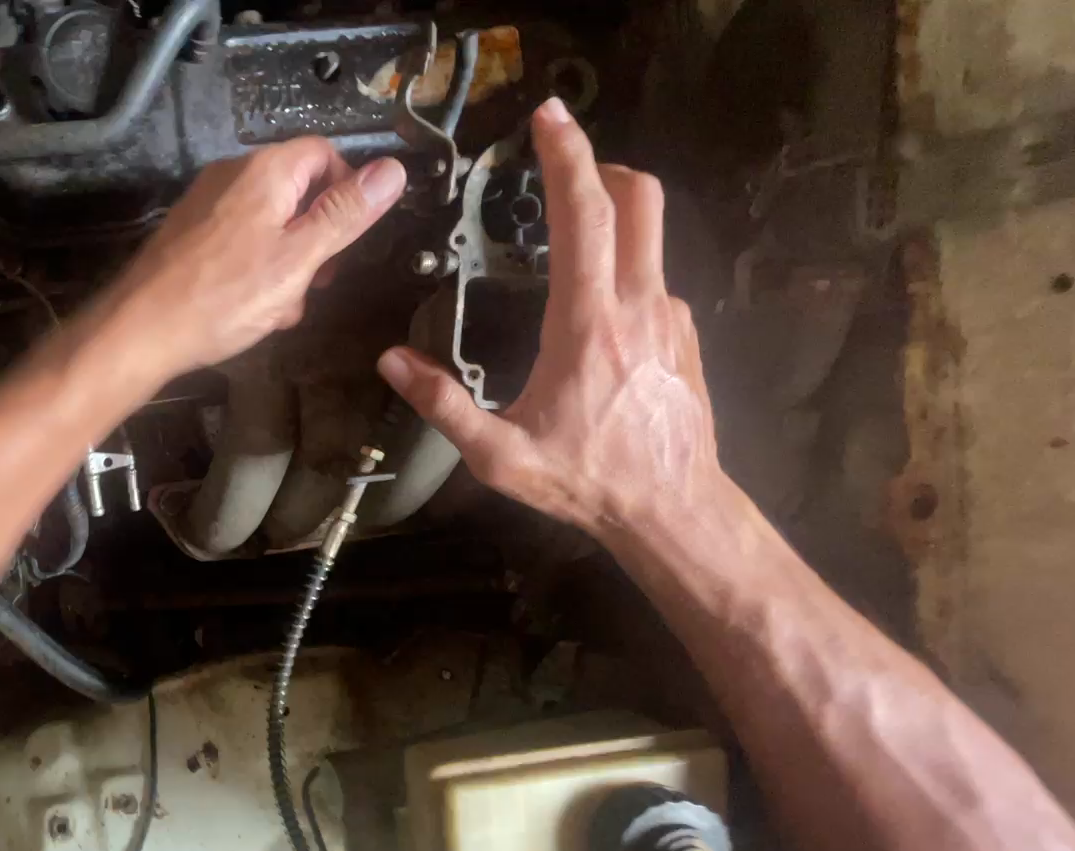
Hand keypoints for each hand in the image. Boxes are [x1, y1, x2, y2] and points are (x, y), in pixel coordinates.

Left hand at [102, 137, 406, 379]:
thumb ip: (344, 215)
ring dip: (285, 269)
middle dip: (313, 242)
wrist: (140, 331)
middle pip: (296, 195)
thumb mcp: (297, 259)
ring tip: (276, 311)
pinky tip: (248, 313)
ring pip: (268, 229)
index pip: (324, 155)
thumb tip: (393, 170)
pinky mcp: (188, 240)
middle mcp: (231, 178)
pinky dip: (252, 276)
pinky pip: (237, 247)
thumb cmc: (222, 297)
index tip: (347, 239)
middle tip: (314, 284)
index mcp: (264, 171)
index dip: (346, 192)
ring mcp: (205, 209)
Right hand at [375, 98, 722, 541]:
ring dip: (613, 210)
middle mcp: (638, 304)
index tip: (546, 118)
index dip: (565, 157)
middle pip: (638, 199)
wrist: (671, 508)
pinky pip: (654, 274)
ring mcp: (670, 316)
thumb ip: (442, 403)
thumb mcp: (496, 454)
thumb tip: (391, 359)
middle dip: (600, 165)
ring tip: (569, 227)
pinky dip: (624, 260)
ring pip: (652, 232)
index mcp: (587, 324)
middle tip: (559, 163)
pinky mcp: (683, 333)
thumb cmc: (581, 480)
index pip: (584, 215)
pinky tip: (594, 300)